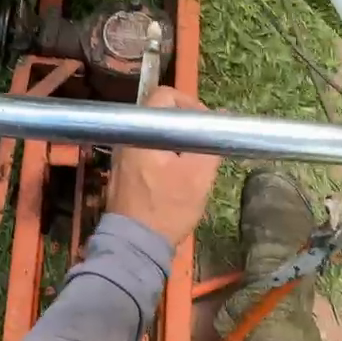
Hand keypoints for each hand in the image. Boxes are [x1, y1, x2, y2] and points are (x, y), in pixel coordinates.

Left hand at [108, 88, 221, 246]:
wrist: (135, 245)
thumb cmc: (168, 207)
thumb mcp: (198, 176)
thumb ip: (210, 143)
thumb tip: (222, 116)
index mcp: (141, 132)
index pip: (164, 95)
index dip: (190, 103)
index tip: (205, 126)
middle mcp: (125, 138)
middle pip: (158, 115)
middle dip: (185, 126)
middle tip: (202, 145)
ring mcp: (120, 157)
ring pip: (153, 135)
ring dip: (175, 144)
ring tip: (191, 164)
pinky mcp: (121, 175)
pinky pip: (145, 153)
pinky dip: (162, 157)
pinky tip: (175, 178)